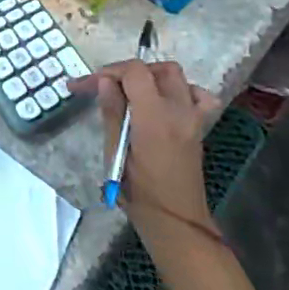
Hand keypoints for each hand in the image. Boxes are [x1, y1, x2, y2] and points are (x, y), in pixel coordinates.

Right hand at [69, 59, 218, 228]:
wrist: (175, 220)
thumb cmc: (138, 192)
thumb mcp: (115, 152)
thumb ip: (112, 112)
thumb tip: (107, 82)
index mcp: (155, 117)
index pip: (135, 72)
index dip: (110, 71)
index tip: (88, 85)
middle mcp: (179, 111)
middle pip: (157, 69)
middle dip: (129, 72)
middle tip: (107, 88)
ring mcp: (194, 117)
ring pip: (176, 76)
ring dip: (152, 77)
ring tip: (132, 93)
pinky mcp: (200, 125)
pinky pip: (197, 95)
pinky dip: (181, 90)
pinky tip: (165, 101)